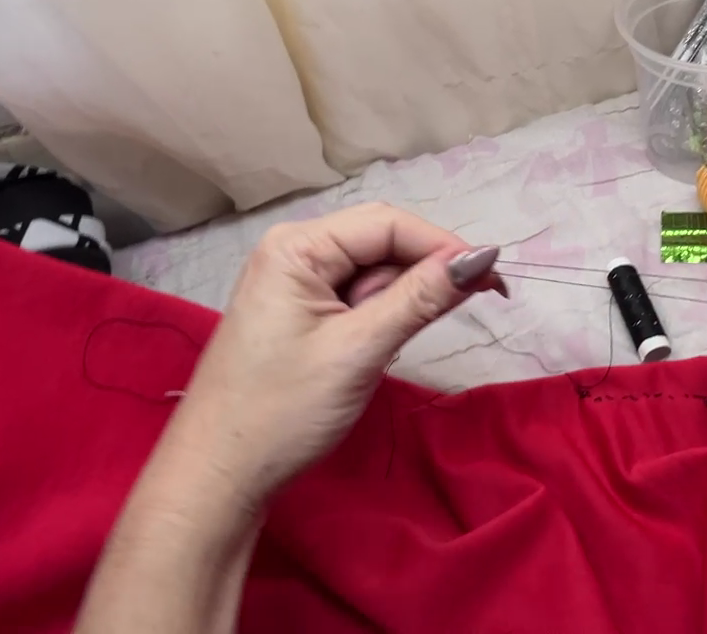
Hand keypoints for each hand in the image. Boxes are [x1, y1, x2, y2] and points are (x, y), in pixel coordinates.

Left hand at [171, 203, 503, 508]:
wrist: (215, 482)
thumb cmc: (282, 412)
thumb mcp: (360, 350)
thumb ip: (421, 297)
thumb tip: (484, 257)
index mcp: (297, 246)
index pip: (387, 223)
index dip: (442, 244)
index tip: (491, 276)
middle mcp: (295, 250)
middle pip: (382, 242)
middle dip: (428, 270)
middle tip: (481, 298)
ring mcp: (296, 282)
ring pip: (375, 270)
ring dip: (406, 295)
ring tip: (412, 336)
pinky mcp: (302, 311)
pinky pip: (358, 295)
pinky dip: (386, 312)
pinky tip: (388, 338)